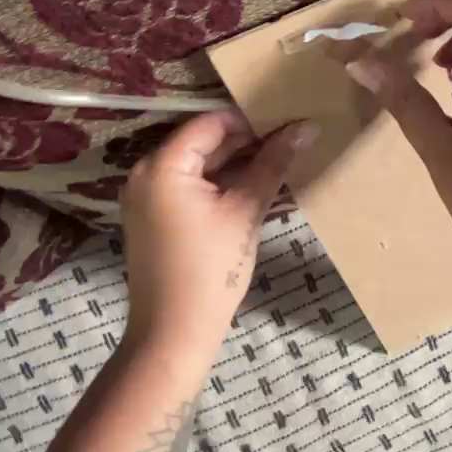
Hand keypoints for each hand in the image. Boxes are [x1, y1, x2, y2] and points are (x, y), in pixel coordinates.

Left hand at [120, 111, 315, 353]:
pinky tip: (257, 184)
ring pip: (200, 166)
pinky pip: (191, 187)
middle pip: (203, 143)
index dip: (252, 119)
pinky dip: (221, 184)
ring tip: (282, 158)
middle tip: (292, 137)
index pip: (211, 123)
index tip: (289, 117)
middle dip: (247, 140)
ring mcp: (148, 197)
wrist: (174, 333)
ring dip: (237, 163)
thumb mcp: (245, 212)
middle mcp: (146, 173)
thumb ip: (273, 165)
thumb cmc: (210, 269)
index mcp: (163, 166)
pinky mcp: (156, 218)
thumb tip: (305, 127)